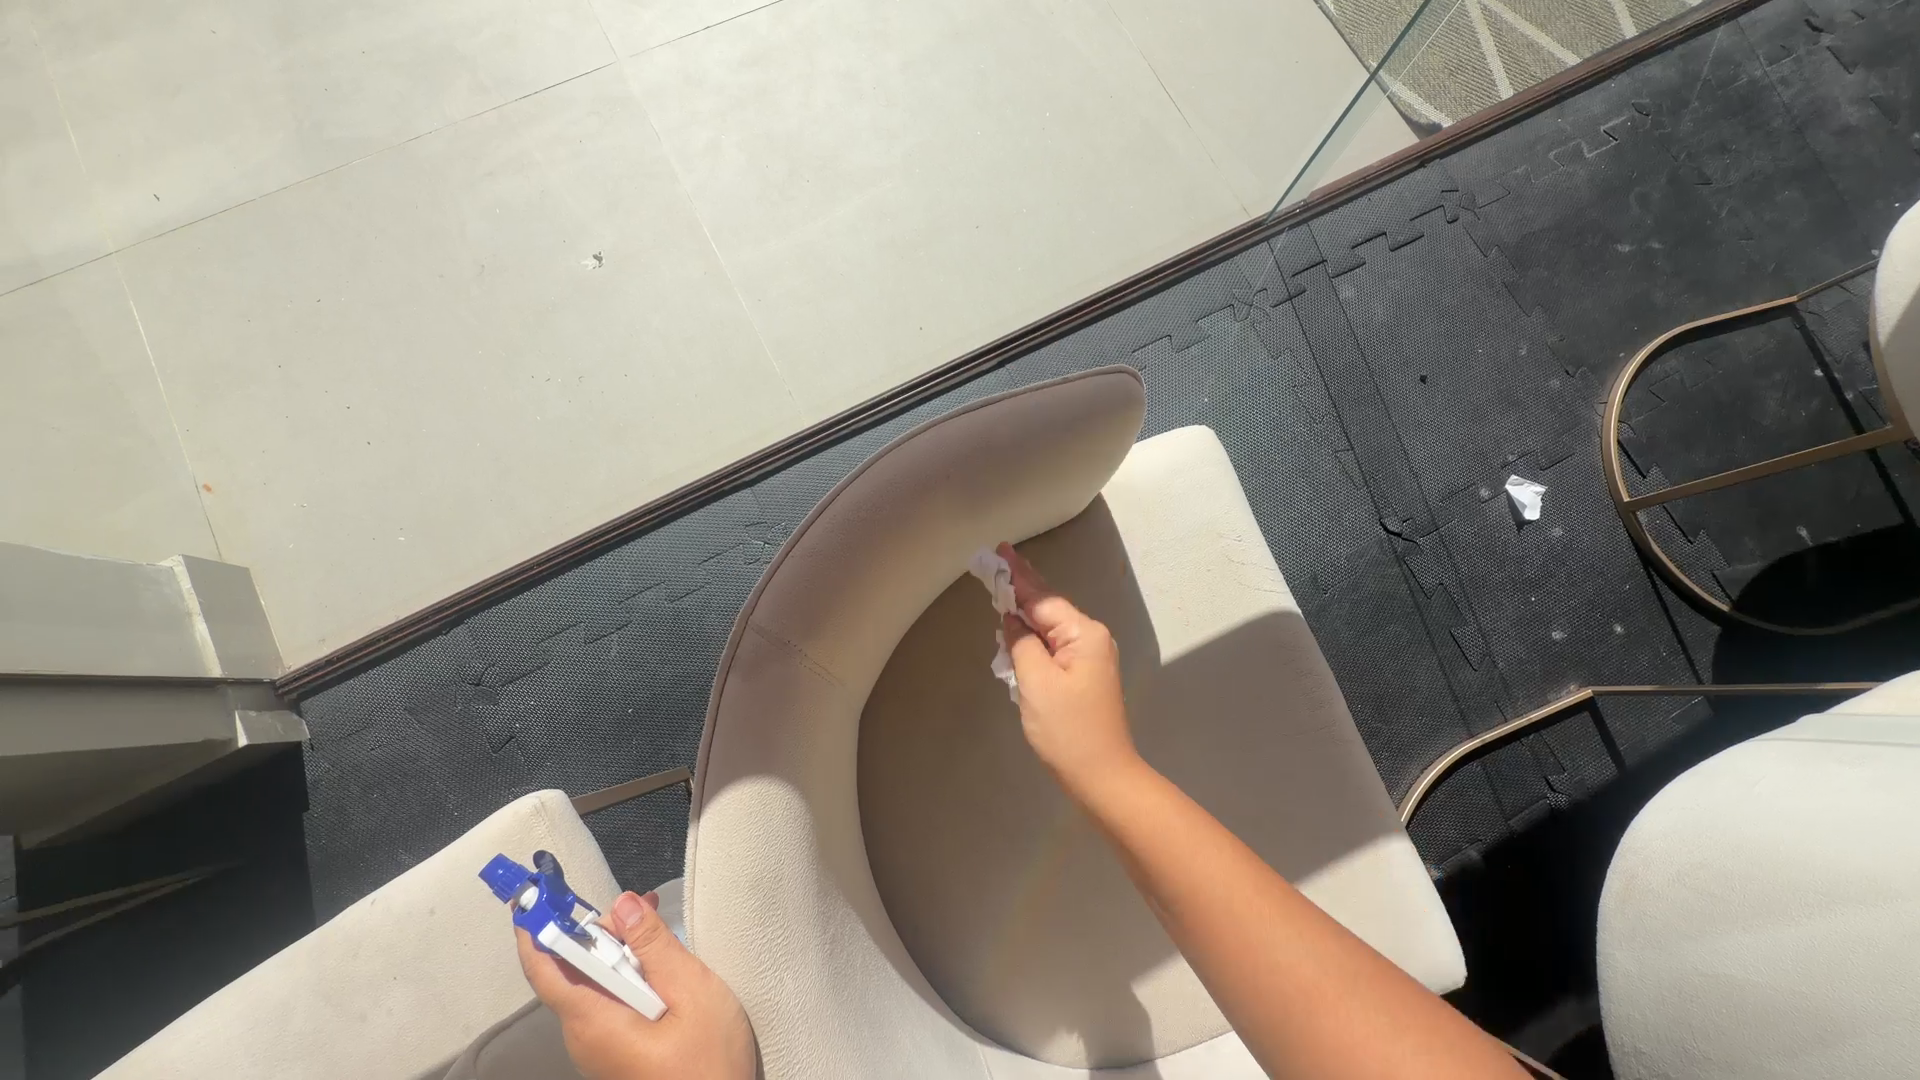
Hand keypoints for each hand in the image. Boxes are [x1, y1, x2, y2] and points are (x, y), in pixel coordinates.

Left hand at [516, 890, 755, 1079]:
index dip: (535, 929)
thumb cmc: (709, 1061)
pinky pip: (610, 1002)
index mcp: (594, 1022)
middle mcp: (585, 1038)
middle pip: (573, 973)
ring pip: (594, 986)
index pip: (547, 970)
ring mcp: (600, 1050)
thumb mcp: (693, 992)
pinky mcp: (618, 1054)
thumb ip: (654, 946)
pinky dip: (628, 972)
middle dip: (597, 929)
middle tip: (640, 900)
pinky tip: (660, 961)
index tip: (533, 892)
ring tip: (655, 921)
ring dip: (618, 949)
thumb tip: (619, 904)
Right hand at [997, 542, 1140, 796]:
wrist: (1101, 776)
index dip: (1017, 576)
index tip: (999, 550)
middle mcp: (1091, 639)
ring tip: (998, 593)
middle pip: (1049, 608)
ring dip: (1025, 616)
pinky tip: (1015, 633)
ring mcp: (1089, 658)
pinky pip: (1053, 647)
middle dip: (1021, 588)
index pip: (1043, 597)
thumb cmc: (1068, 729)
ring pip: (1050, 628)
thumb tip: (1012, 620)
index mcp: (1084, 634)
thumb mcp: (1036, 682)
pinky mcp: (1082, 677)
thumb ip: (1021, 643)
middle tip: (994, 565)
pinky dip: (1032, 639)